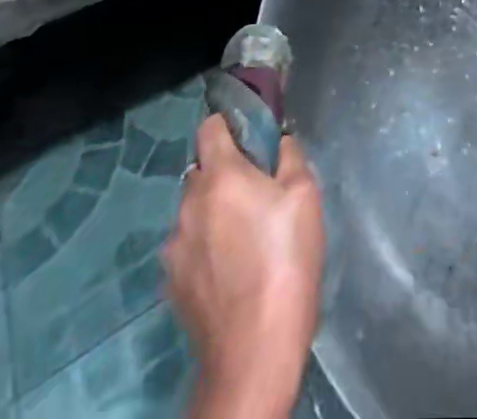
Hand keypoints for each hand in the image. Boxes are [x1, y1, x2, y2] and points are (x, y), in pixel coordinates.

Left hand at [165, 114, 325, 418]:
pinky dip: (203, 250)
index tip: (246, 140)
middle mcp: (189, 201)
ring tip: (241, 243)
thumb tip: (280, 140)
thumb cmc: (286, 262)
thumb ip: (291, 159)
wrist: (254, 348)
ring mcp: (175, 242)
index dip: (227, 127)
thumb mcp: (306, 200)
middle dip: (223, 176)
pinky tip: (227, 274)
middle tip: (254, 198)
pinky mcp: (171, 278)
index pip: (209, 127)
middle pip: (201, 171)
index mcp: (221, 175)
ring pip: (192, 212)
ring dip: (211, 214)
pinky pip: (187, 248)